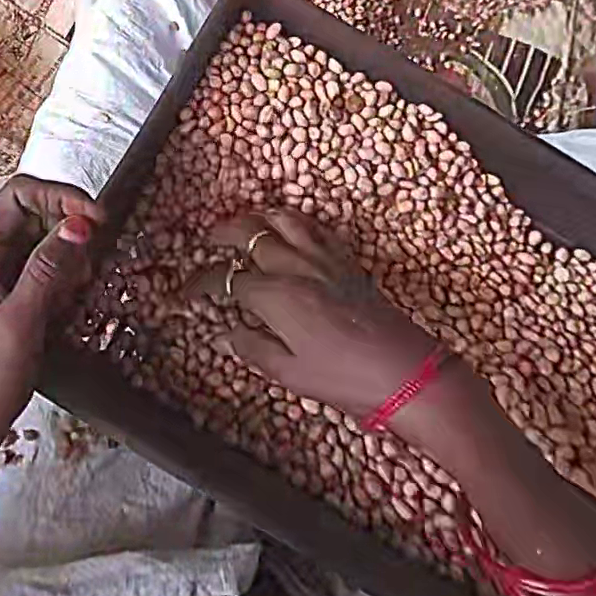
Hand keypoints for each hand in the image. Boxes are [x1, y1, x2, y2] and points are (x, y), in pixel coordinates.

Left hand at [0, 175, 101, 496]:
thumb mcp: (17, 325)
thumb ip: (46, 270)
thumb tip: (81, 223)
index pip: (18, 194)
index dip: (61, 196)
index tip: (98, 220)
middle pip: (31, 210)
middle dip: (68, 224)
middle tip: (95, 255)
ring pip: (41, 237)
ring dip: (68, 252)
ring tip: (80, 284)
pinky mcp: (8, 293)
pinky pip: (42, 265)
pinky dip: (62, 273)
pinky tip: (71, 297)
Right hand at [202, 208, 462, 443]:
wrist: (406, 372)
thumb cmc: (345, 377)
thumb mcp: (289, 372)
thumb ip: (251, 348)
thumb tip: (222, 335)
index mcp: (275, 296)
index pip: (226, 279)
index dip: (201, 283)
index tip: (189, 292)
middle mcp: (296, 268)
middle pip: (250, 234)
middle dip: (223, 233)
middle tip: (209, 240)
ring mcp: (323, 260)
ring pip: (283, 220)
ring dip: (258, 217)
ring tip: (245, 223)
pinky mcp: (346, 262)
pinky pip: (316, 228)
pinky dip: (296, 221)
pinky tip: (291, 229)